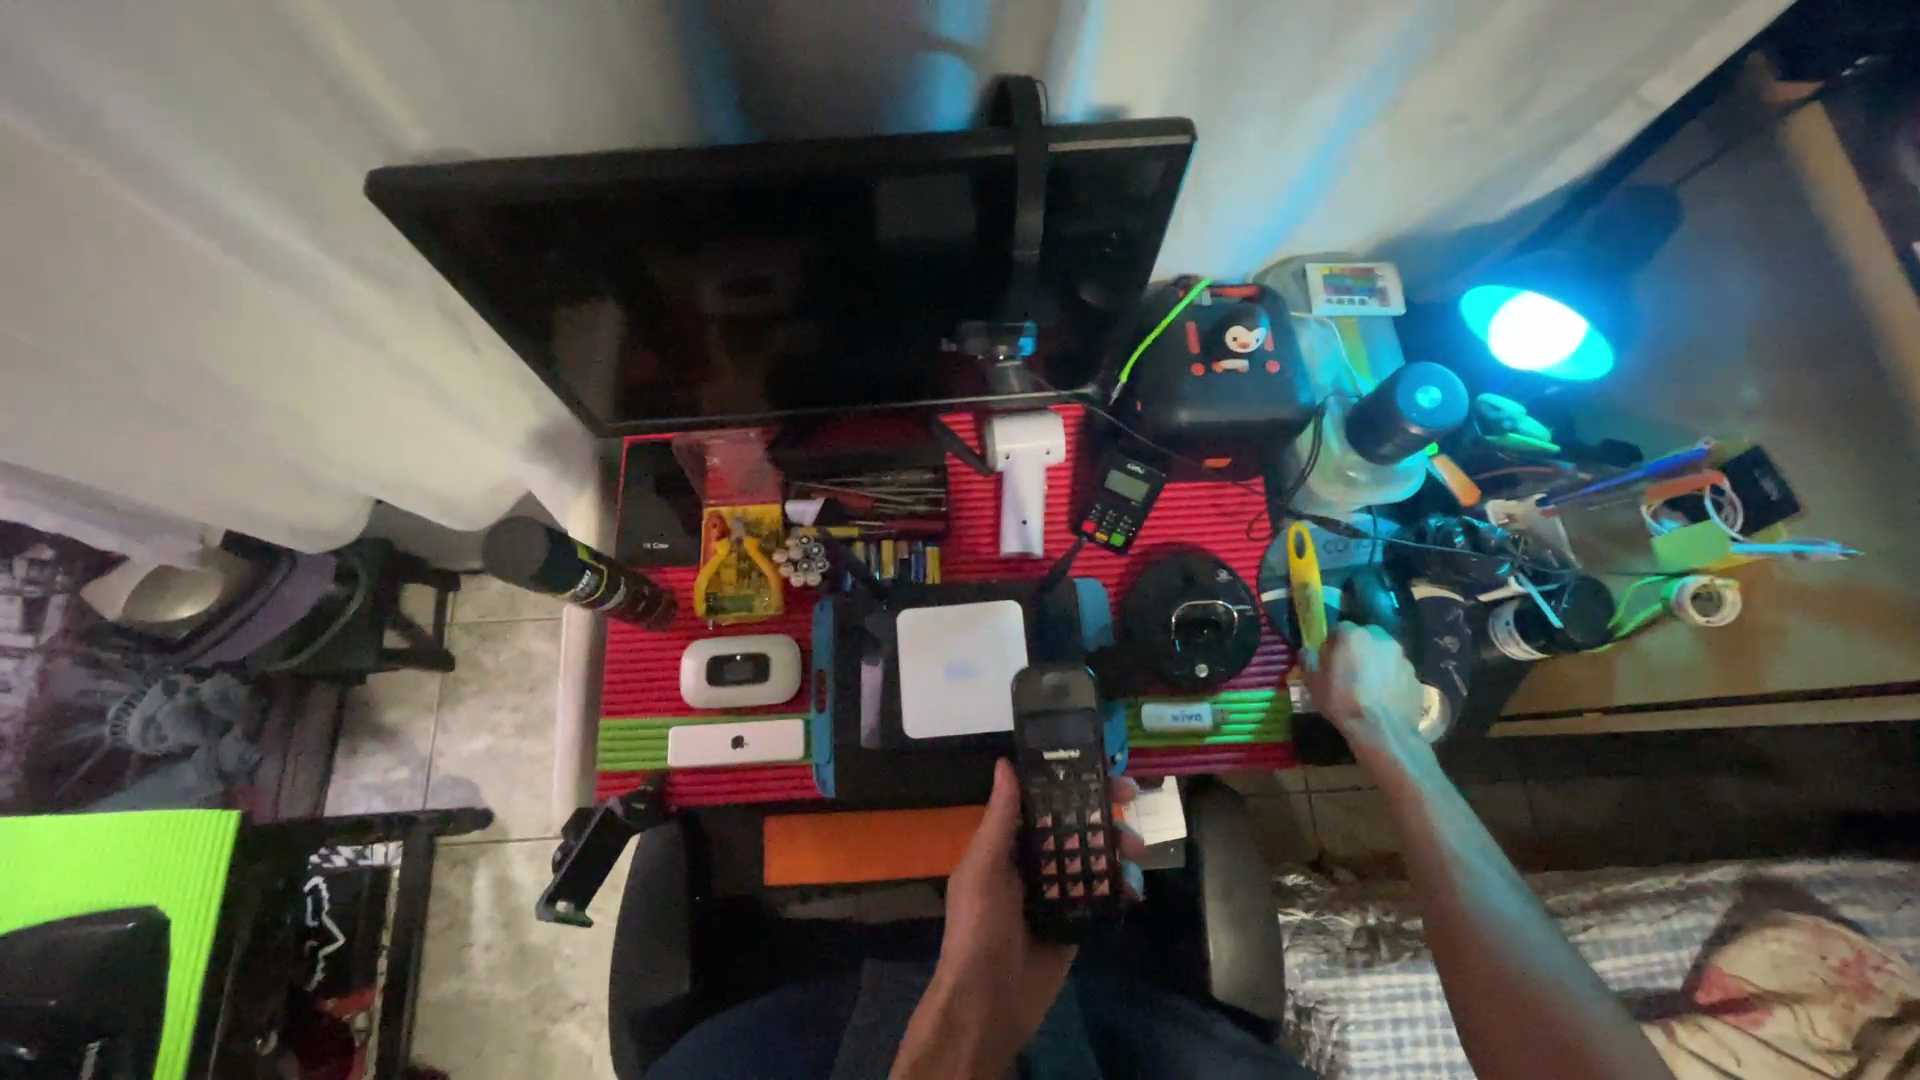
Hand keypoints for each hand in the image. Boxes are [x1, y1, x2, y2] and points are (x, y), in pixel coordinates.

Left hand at [891, 760, 1144, 1079]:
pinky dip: (1120, 888)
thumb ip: (1000, 819)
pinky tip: (1134, 889)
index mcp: (1008, 843)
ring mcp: (1057, 892)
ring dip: (1117, 847)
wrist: (988, 1003)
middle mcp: (1034, 862)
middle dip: (1103, 810)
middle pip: (1074, 826)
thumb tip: (1005, 764)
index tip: (1099, 766)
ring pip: (1092, 857)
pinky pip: (1102, 897)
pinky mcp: (1075, 922)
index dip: (1070, 782)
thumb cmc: (978, 928)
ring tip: (1135, 849)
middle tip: (1132, 797)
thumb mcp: (983, 868)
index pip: (1042, 801)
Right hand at [1304, 622, 1427, 763]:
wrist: (1381, 729)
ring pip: (1384, 654)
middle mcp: (1381, 639)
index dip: (1332, 642)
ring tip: (1368, 686)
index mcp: (1353, 635)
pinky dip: (1391, 679)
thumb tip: (1308, 650)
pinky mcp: (1416, 676)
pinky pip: (1397, 673)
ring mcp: (1402, 658)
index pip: (1339, 628)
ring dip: (1375, 663)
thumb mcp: (1312, 681)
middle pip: (1365, 638)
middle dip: (1356, 649)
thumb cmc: (1341, 700)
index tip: (1327, 658)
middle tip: (1348, 669)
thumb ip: (1308, 659)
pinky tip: (1383, 697)